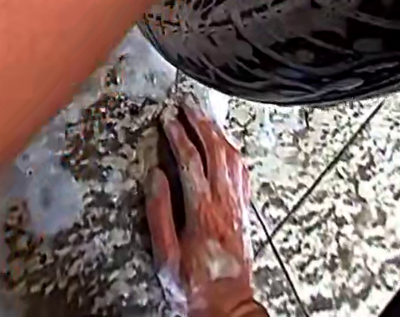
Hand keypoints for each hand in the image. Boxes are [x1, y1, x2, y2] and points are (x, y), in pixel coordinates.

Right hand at [147, 101, 266, 316]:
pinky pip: (242, 171)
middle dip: (199, 121)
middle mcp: (224, 202)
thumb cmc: (194, 285)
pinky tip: (225, 143)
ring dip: (216, 130)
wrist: (228, 307)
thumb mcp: (166, 256)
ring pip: (231, 156)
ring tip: (202, 114)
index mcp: (202, 210)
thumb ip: (159, 213)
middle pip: (215, 149)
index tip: (166, 117)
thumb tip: (155, 175)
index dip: (177, 134)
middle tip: (185, 103)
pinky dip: (232, 149)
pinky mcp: (244, 210)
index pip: (189, 159)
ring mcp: (237, 204)